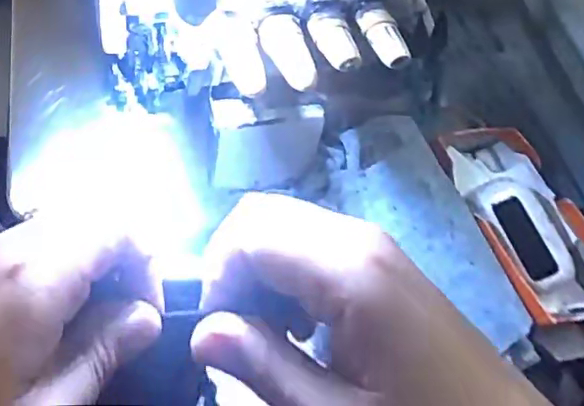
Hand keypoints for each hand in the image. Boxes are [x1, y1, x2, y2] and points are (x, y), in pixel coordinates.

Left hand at [0, 211, 161, 405]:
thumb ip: (102, 352)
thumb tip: (146, 316)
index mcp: (39, 271)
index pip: (121, 225)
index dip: (149, 263)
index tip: (149, 319)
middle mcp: (13, 243)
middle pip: (93, 215)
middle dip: (122, 255)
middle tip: (126, 316)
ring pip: (62, 225)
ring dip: (90, 258)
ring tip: (91, 320)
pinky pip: (29, 243)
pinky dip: (57, 261)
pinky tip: (47, 317)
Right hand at [192, 193, 544, 405]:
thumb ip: (266, 368)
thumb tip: (202, 331)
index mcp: (348, 264)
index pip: (251, 229)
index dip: (217, 274)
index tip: (213, 333)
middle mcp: (358, 234)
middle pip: (265, 215)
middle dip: (233, 266)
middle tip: (232, 337)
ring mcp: (373, 242)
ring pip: (286, 226)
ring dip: (259, 271)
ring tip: (264, 340)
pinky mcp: (381, 259)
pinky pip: (314, 244)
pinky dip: (287, 273)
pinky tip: (298, 329)